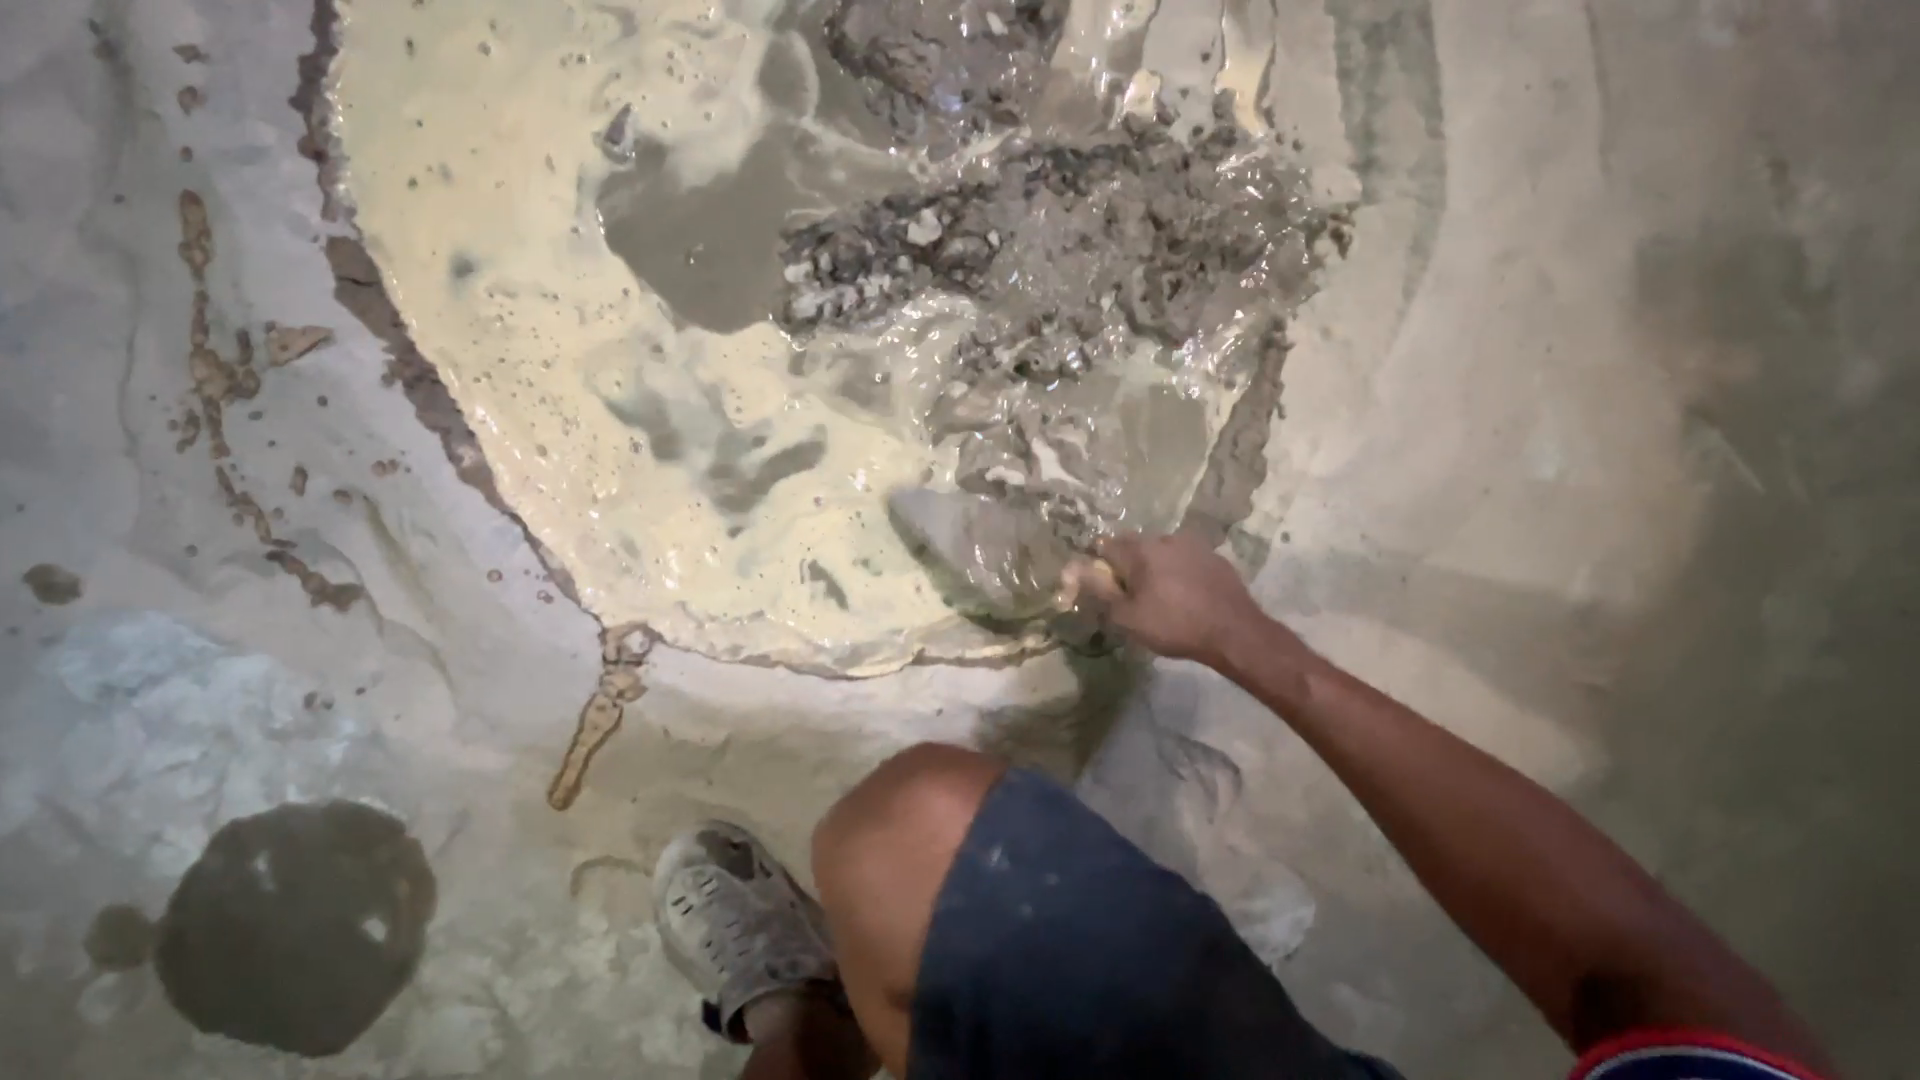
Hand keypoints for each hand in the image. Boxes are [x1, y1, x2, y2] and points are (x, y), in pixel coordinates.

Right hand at [1066, 531, 1271, 666]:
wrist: (1233, 632)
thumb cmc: (1173, 625)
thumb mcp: (1126, 616)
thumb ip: (1097, 589)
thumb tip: (1071, 567)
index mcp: (1139, 550)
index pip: (1104, 545)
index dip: (1098, 566)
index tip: (1104, 588)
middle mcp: (1164, 538)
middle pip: (1133, 546)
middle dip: (1127, 566)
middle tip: (1131, 597)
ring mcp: (1193, 545)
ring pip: (1161, 551)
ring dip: (1155, 568)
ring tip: (1162, 597)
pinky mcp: (1214, 557)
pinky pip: (1185, 559)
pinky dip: (1179, 572)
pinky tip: (1186, 595)